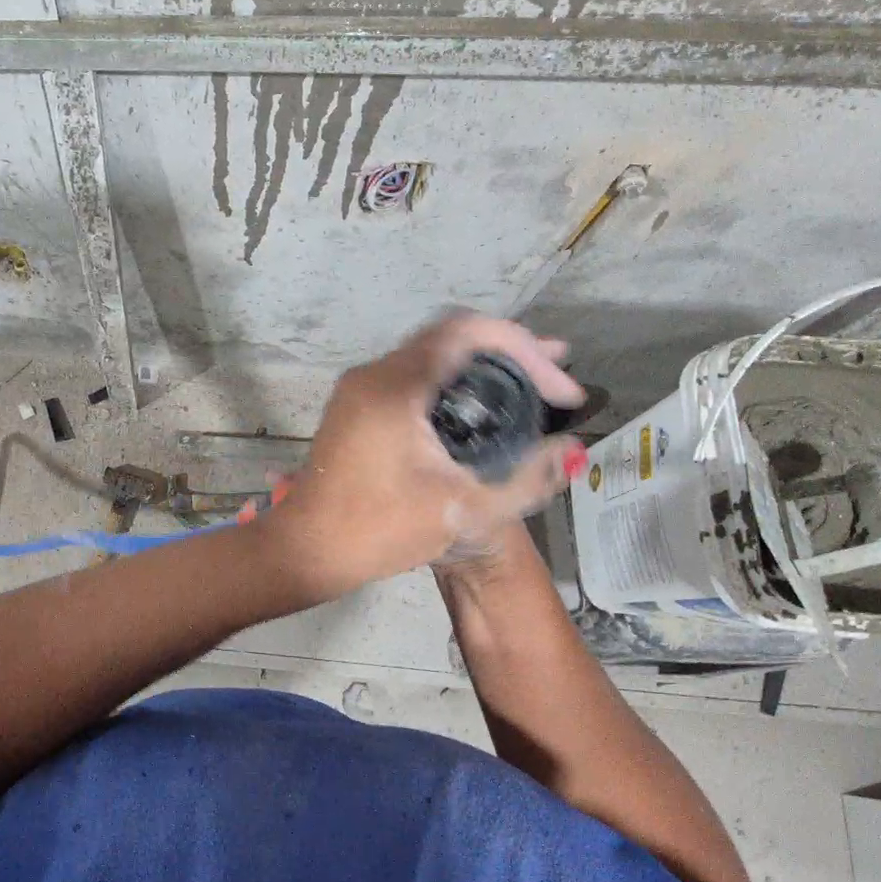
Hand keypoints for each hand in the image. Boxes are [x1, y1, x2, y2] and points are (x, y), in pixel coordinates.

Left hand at [261, 312, 585, 599]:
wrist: (308, 548)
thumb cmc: (379, 529)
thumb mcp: (463, 510)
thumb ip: (526, 479)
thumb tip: (572, 450)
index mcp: (394, 387)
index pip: (468, 333)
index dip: (525, 350)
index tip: (561, 391)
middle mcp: (372, 374)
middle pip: (450, 337)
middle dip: (509, 351)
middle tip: (556, 374)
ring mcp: (359, 388)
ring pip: (430, 354)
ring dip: (481, 365)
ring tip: (532, 383)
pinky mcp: (355, 406)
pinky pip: (412, 375)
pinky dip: (451, 381)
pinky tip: (482, 405)